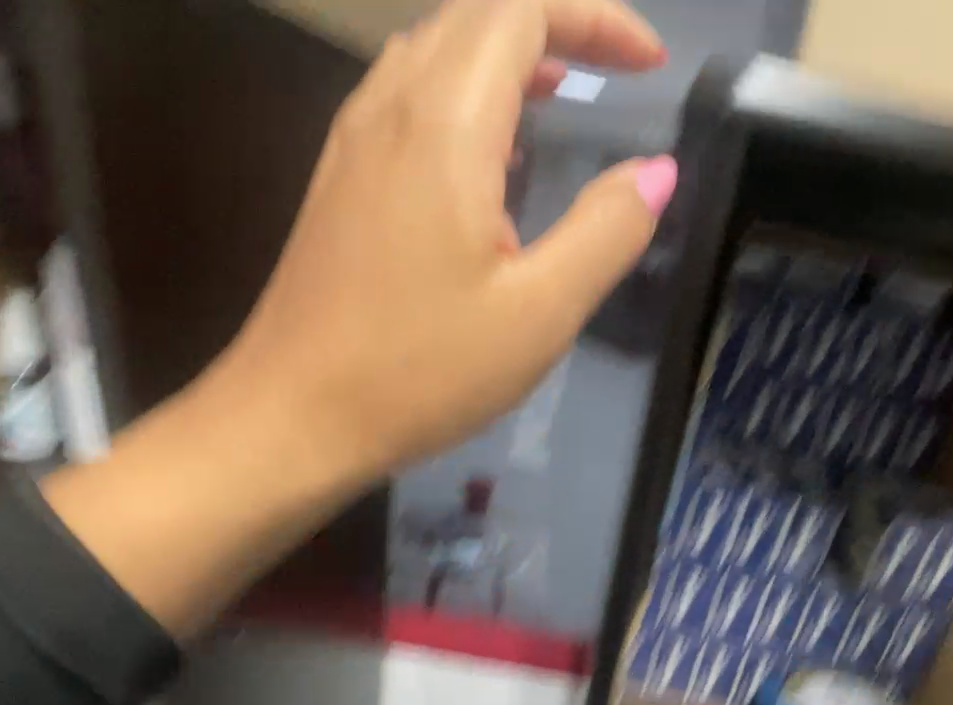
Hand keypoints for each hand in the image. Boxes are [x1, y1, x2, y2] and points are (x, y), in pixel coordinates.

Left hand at [43, 0, 673, 635]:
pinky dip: (465, 94)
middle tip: (614, 75)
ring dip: (507, 56)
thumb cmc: (422, 371)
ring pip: (436, 51)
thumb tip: (659, 172)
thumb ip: (607, 232)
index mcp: (444, 124)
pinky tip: (491, 158)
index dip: (594, 17)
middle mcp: (390, 106)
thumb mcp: (539, 313)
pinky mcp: (340, 178)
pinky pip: (408, 96)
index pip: (521, 9)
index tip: (650, 66)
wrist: (294, 416)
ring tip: (562, 101)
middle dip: (556, 25)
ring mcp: (354, 139)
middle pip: (476, 14)